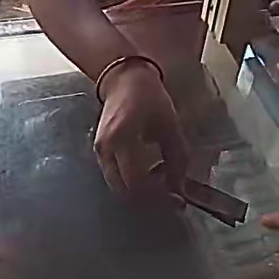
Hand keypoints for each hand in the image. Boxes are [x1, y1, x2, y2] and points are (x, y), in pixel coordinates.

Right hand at [94, 58, 188, 197]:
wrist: (124, 79)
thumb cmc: (149, 98)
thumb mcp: (170, 126)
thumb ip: (177, 158)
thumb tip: (179, 188)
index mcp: (122, 139)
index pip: (136, 182)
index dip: (158, 196)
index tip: (177, 198)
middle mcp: (105, 149)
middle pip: (125, 191)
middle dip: (151, 198)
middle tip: (171, 195)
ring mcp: (100, 152)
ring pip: (120, 187)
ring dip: (142, 190)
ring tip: (163, 178)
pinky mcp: (101, 152)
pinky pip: (117, 177)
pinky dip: (134, 181)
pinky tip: (151, 171)